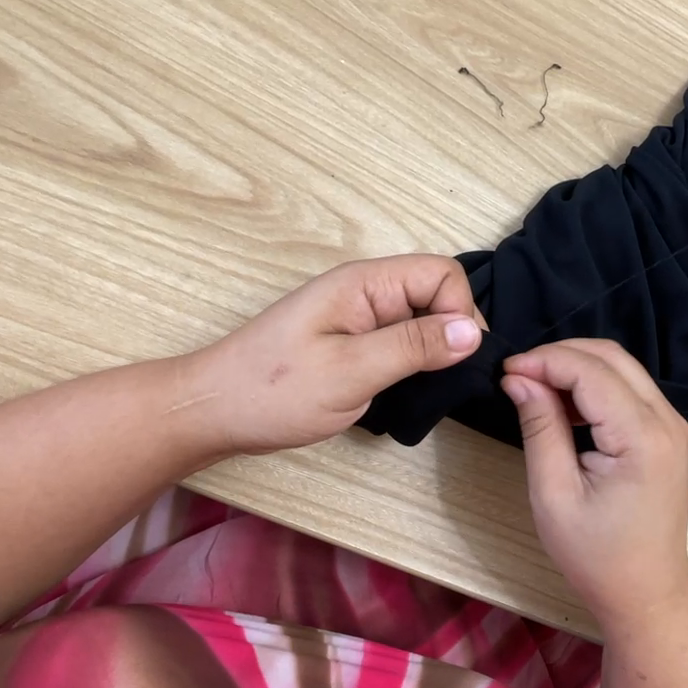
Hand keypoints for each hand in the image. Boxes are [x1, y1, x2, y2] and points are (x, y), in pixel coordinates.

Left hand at [179, 255, 483, 455]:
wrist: (213, 413)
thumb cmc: (273, 391)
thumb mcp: (350, 371)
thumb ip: (413, 347)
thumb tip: (473, 331)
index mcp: (364, 284)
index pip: (441, 274)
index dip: (459, 312)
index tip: (455, 359)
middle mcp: (367, 293)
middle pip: (437, 294)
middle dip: (453, 332)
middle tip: (445, 379)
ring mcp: (361, 318)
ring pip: (424, 320)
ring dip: (437, 350)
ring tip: (431, 387)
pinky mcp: (357, 343)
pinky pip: (405, 341)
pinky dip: (419, 362)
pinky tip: (413, 388)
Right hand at [501, 339, 687, 625]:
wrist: (646, 591)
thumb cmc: (596, 555)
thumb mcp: (554, 495)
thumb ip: (540, 428)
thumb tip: (518, 378)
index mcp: (642, 437)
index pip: (591, 371)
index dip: (545, 360)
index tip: (505, 370)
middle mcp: (667, 419)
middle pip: (611, 356)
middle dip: (560, 354)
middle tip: (517, 374)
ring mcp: (672, 423)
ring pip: (622, 366)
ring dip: (576, 366)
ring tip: (534, 386)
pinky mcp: (666, 431)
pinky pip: (629, 388)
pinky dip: (593, 383)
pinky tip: (563, 403)